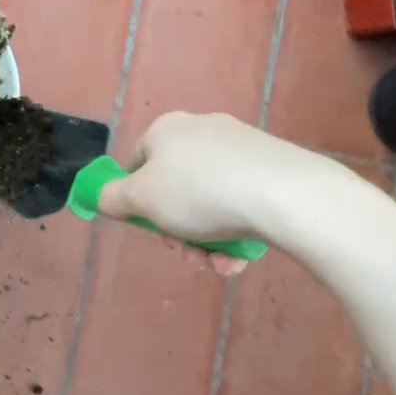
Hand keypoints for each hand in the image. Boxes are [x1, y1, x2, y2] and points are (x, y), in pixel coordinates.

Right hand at [101, 113, 352, 271]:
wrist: (290, 197)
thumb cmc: (199, 193)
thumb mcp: (139, 200)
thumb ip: (111, 198)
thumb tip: (105, 197)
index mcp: (165, 130)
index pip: (137, 164)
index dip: (137, 201)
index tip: (149, 229)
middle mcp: (202, 130)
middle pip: (173, 187)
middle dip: (174, 228)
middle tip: (184, 253)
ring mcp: (242, 147)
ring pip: (208, 201)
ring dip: (204, 239)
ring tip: (217, 265)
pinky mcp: (276, 167)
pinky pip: (241, 202)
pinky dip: (235, 232)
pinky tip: (239, 259)